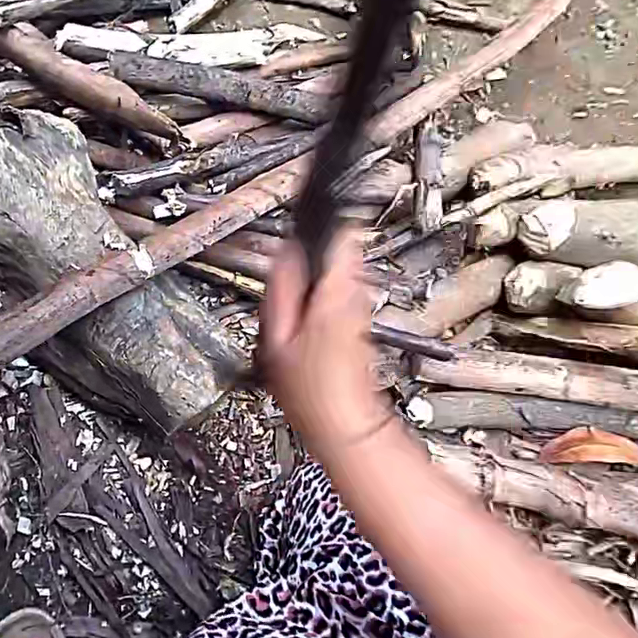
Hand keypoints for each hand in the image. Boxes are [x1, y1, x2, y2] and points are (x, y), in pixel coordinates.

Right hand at [261, 229, 394, 452]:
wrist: (342, 423)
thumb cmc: (310, 389)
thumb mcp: (277, 338)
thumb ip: (281, 290)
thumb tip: (284, 252)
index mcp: (334, 292)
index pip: (339, 233)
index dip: (320, 220)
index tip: (306, 214)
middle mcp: (355, 294)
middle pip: (337, 250)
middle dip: (309, 257)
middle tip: (285, 281)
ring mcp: (361, 306)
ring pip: (338, 269)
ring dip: (315, 276)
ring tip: (292, 307)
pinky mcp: (361, 319)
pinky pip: (340, 290)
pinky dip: (321, 294)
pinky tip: (304, 320)